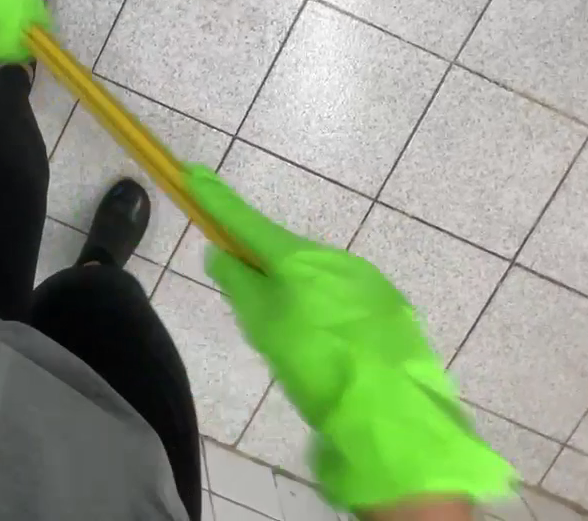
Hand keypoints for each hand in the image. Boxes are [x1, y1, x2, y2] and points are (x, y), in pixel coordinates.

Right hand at [188, 165, 512, 510]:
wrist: (393, 415)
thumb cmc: (315, 364)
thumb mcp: (262, 328)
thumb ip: (239, 285)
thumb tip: (220, 252)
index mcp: (297, 258)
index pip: (245, 221)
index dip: (217, 200)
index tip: (194, 172)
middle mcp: (333, 257)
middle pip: (285, 255)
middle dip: (267, 271)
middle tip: (258, 313)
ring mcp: (367, 281)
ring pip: (318, 279)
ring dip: (302, 297)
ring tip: (302, 348)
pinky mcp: (392, 309)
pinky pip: (347, 302)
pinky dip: (332, 317)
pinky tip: (334, 353)